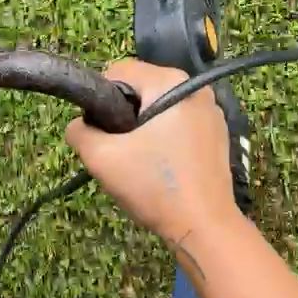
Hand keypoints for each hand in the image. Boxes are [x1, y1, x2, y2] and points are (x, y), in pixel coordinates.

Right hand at [66, 60, 241, 246]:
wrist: (204, 226)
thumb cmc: (153, 187)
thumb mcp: (101, 158)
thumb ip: (79, 132)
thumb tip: (79, 125)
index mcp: (170, 82)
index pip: (118, 71)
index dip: (100, 100)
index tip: (99, 133)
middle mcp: (196, 88)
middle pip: (140, 92)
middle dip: (122, 118)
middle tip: (118, 154)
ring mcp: (212, 112)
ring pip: (159, 112)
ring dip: (142, 133)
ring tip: (139, 166)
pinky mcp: (218, 137)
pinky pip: (178, 128)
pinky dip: (164, 143)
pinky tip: (161, 171)